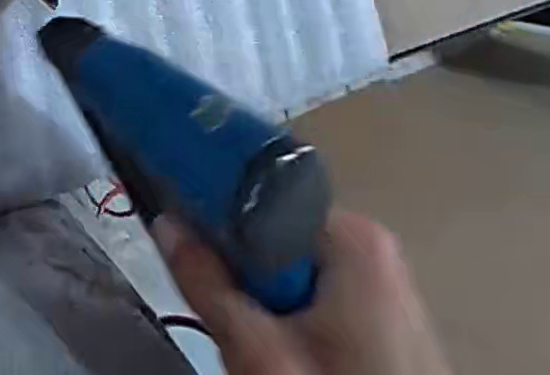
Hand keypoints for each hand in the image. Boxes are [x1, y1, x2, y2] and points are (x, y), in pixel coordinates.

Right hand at [155, 210, 453, 374]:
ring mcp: (382, 279)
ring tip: (266, 349)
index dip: (217, 212)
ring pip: (290, 264)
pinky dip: (291, 312)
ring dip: (265, 297)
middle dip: (244, 270)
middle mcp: (370, 244)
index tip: (184, 230)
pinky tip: (290, 356)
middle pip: (273, 231)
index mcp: (352, 235)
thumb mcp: (263, 357)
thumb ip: (208, 283)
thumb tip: (165, 222)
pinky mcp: (384, 312)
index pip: (261, 193)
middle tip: (232, 320)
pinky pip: (316, 289)